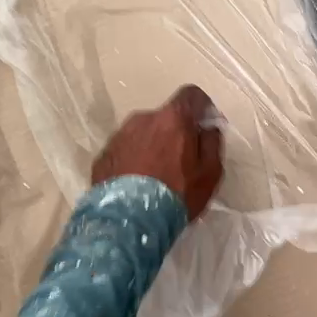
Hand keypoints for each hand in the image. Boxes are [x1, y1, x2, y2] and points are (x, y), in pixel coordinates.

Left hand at [90, 84, 224, 218]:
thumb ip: (213, 143)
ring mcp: (119, 136)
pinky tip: (137, 183)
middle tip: (181, 160)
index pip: (191, 95)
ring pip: (143, 133)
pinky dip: (134, 159)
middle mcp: (143, 118)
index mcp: (173, 118)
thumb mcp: (210, 173)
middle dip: (175, 132)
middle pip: (165, 117)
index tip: (206, 124)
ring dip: (152, 145)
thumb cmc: (177, 195)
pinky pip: (125, 150)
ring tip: (156, 175)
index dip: (202, 106)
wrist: (129, 221)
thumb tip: (208, 128)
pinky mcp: (103, 155)